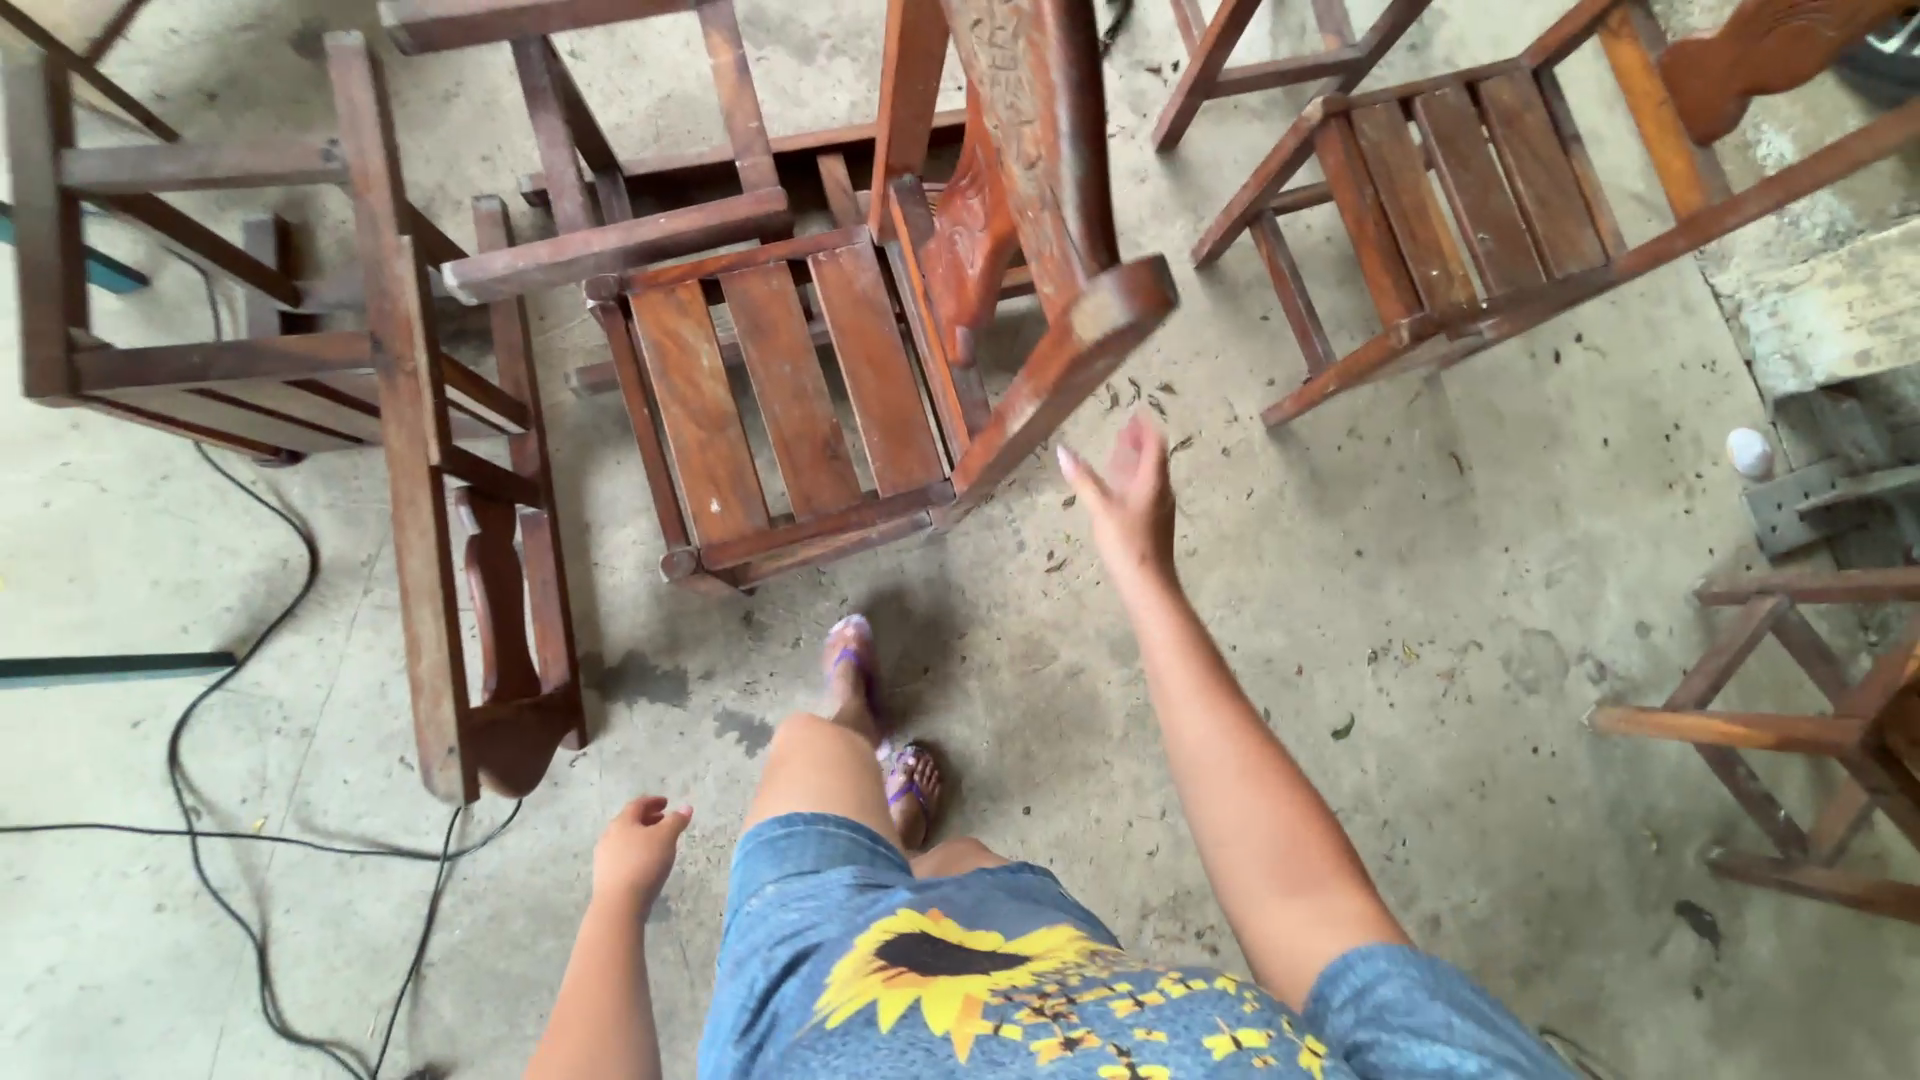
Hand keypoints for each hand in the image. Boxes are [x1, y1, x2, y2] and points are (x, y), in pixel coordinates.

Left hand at [593, 796, 691, 912]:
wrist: (619, 904)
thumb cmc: (644, 862)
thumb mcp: (666, 837)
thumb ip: (676, 820)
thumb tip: (686, 807)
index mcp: (622, 822)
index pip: (637, 804)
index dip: (653, 801)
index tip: (666, 803)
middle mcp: (609, 836)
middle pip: (630, 822)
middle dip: (648, 819)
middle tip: (664, 820)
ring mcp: (604, 857)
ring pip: (625, 840)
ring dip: (641, 837)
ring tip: (658, 843)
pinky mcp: (605, 876)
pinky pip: (622, 856)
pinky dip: (636, 852)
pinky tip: (646, 862)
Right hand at [1058, 412, 1176, 593]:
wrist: (1148, 584)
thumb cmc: (1127, 543)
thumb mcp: (1101, 509)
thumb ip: (1083, 479)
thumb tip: (1063, 451)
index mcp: (1152, 482)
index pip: (1154, 445)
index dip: (1145, 428)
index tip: (1136, 412)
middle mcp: (1160, 491)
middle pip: (1153, 459)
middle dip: (1138, 442)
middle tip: (1125, 427)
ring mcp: (1158, 509)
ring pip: (1148, 476)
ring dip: (1134, 461)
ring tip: (1119, 450)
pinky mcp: (1153, 524)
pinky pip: (1144, 491)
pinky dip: (1131, 480)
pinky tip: (1118, 487)